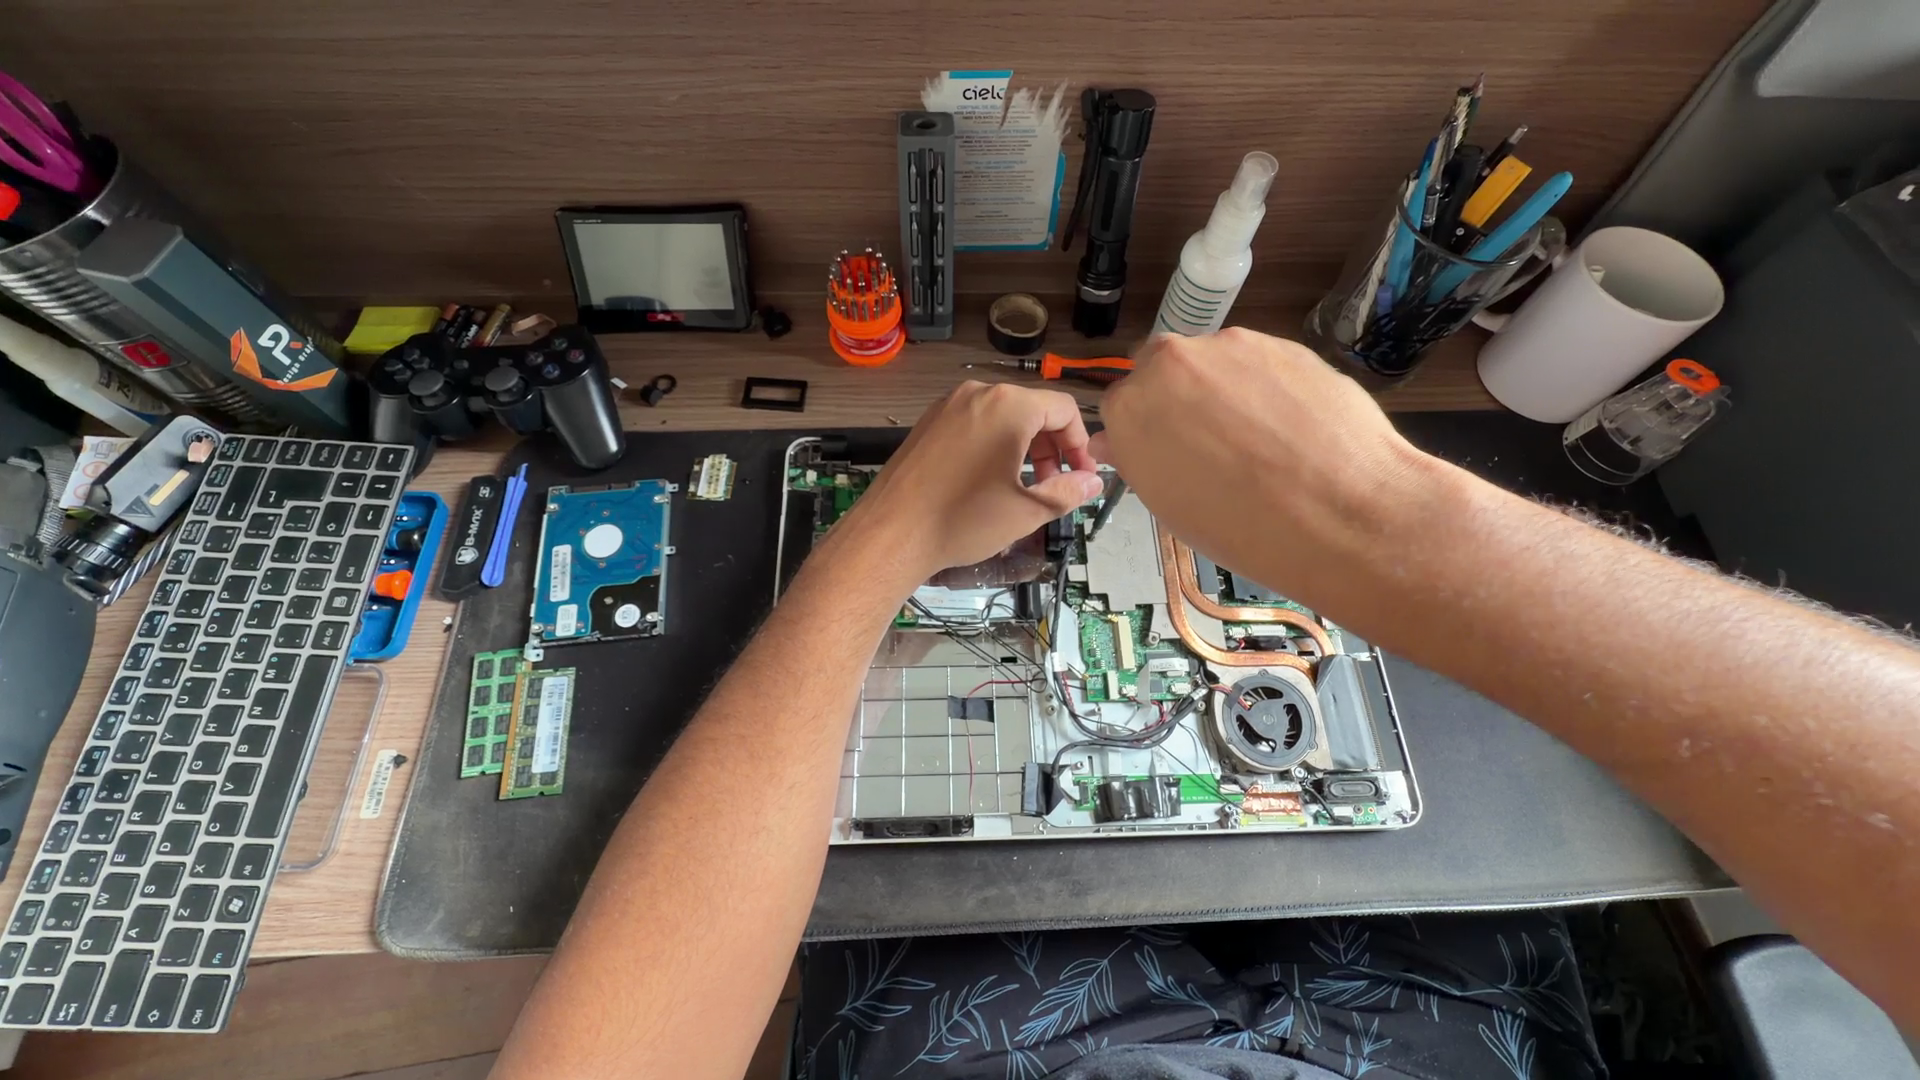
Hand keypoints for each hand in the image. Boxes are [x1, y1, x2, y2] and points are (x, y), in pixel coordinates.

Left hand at [836, 381, 1102, 586]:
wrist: (892, 533)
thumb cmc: (964, 520)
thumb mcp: (1026, 510)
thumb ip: (1068, 491)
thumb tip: (1093, 481)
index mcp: (1008, 405)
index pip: (1064, 409)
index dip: (1081, 443)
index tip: (1083, 476)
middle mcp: (977, 393)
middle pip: (1033, 410)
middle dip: (1053, 447)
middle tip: (1056, 487)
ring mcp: (948, 406)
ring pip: (1002, 418)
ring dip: (1024, 448)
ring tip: (1025, 488)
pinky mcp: (928, 423)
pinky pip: (975, 425)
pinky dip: (994, 446)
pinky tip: (990, 482)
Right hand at [1091, 328, 1431, 594]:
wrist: (1338, 511)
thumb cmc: (1241, 524)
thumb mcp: (1168, 503)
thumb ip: (1137, 457)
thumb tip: (1117, 440)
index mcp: (1130, 406)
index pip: (1121, 406)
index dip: (1143, 430)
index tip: (1163, 452)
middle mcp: (1172, 363)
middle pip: (1162, 370)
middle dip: (1177, 398)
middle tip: (1207, 442)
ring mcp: (1231, 347)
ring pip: (1214, 363)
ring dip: (1223, 390)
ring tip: (1258, 438)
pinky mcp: (1283, 343)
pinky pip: (1260, 362)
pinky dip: (1266, 387)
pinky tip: (1290, 426)